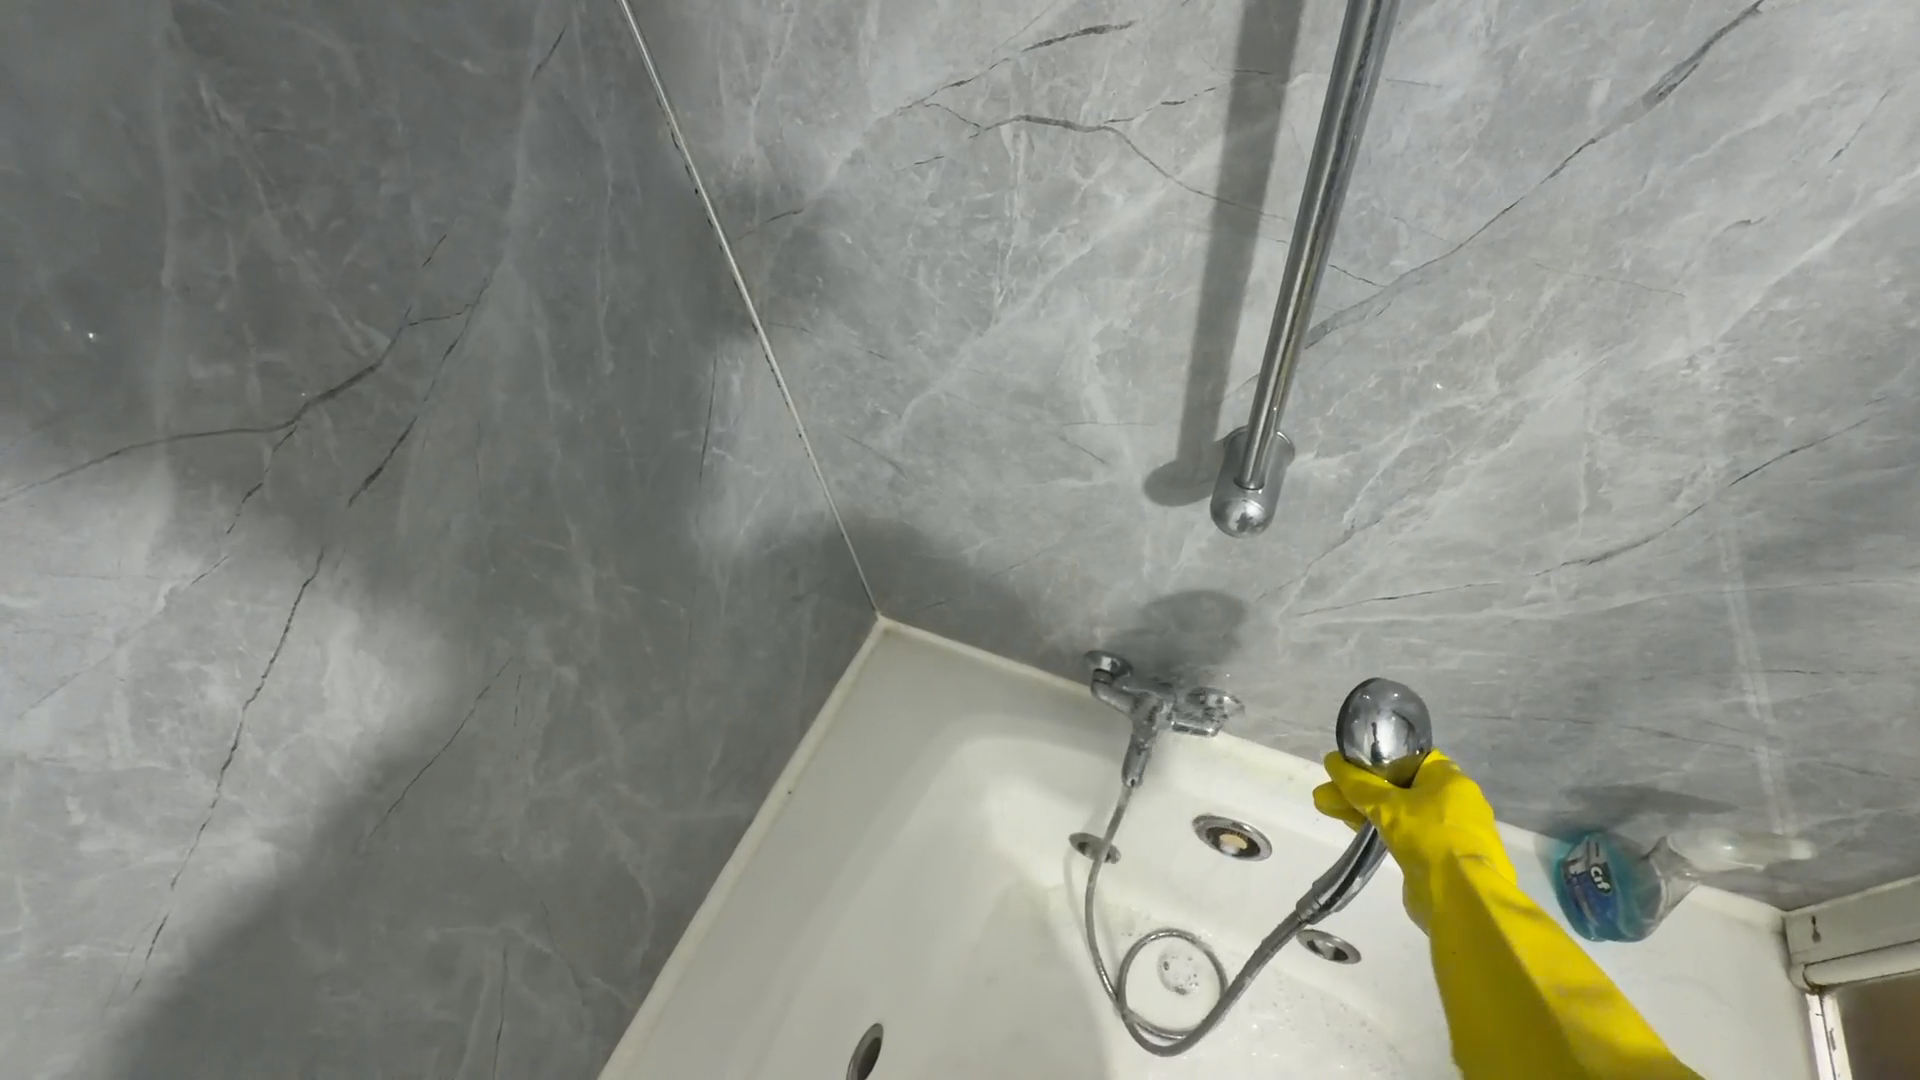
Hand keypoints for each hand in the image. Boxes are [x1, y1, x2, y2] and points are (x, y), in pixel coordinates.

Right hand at [1311, 750, 1513, 927]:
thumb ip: (1356, 782)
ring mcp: (1449, 832)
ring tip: (1326, 808)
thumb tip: (1331, 760)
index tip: (1350, 768)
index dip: (1377, 760)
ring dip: (1364, 810)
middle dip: (1360, 790)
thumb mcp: (1385, 803)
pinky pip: (1404, 835)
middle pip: (1398, 787)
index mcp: (1451, 780)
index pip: (1409, 758)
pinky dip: (1379, 830)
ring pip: (1398, 813)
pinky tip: (1352, 829)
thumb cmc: (1428, 837)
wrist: (1463, 899)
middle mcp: (1455, 802)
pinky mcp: (1440, 858)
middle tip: (1328, 793)